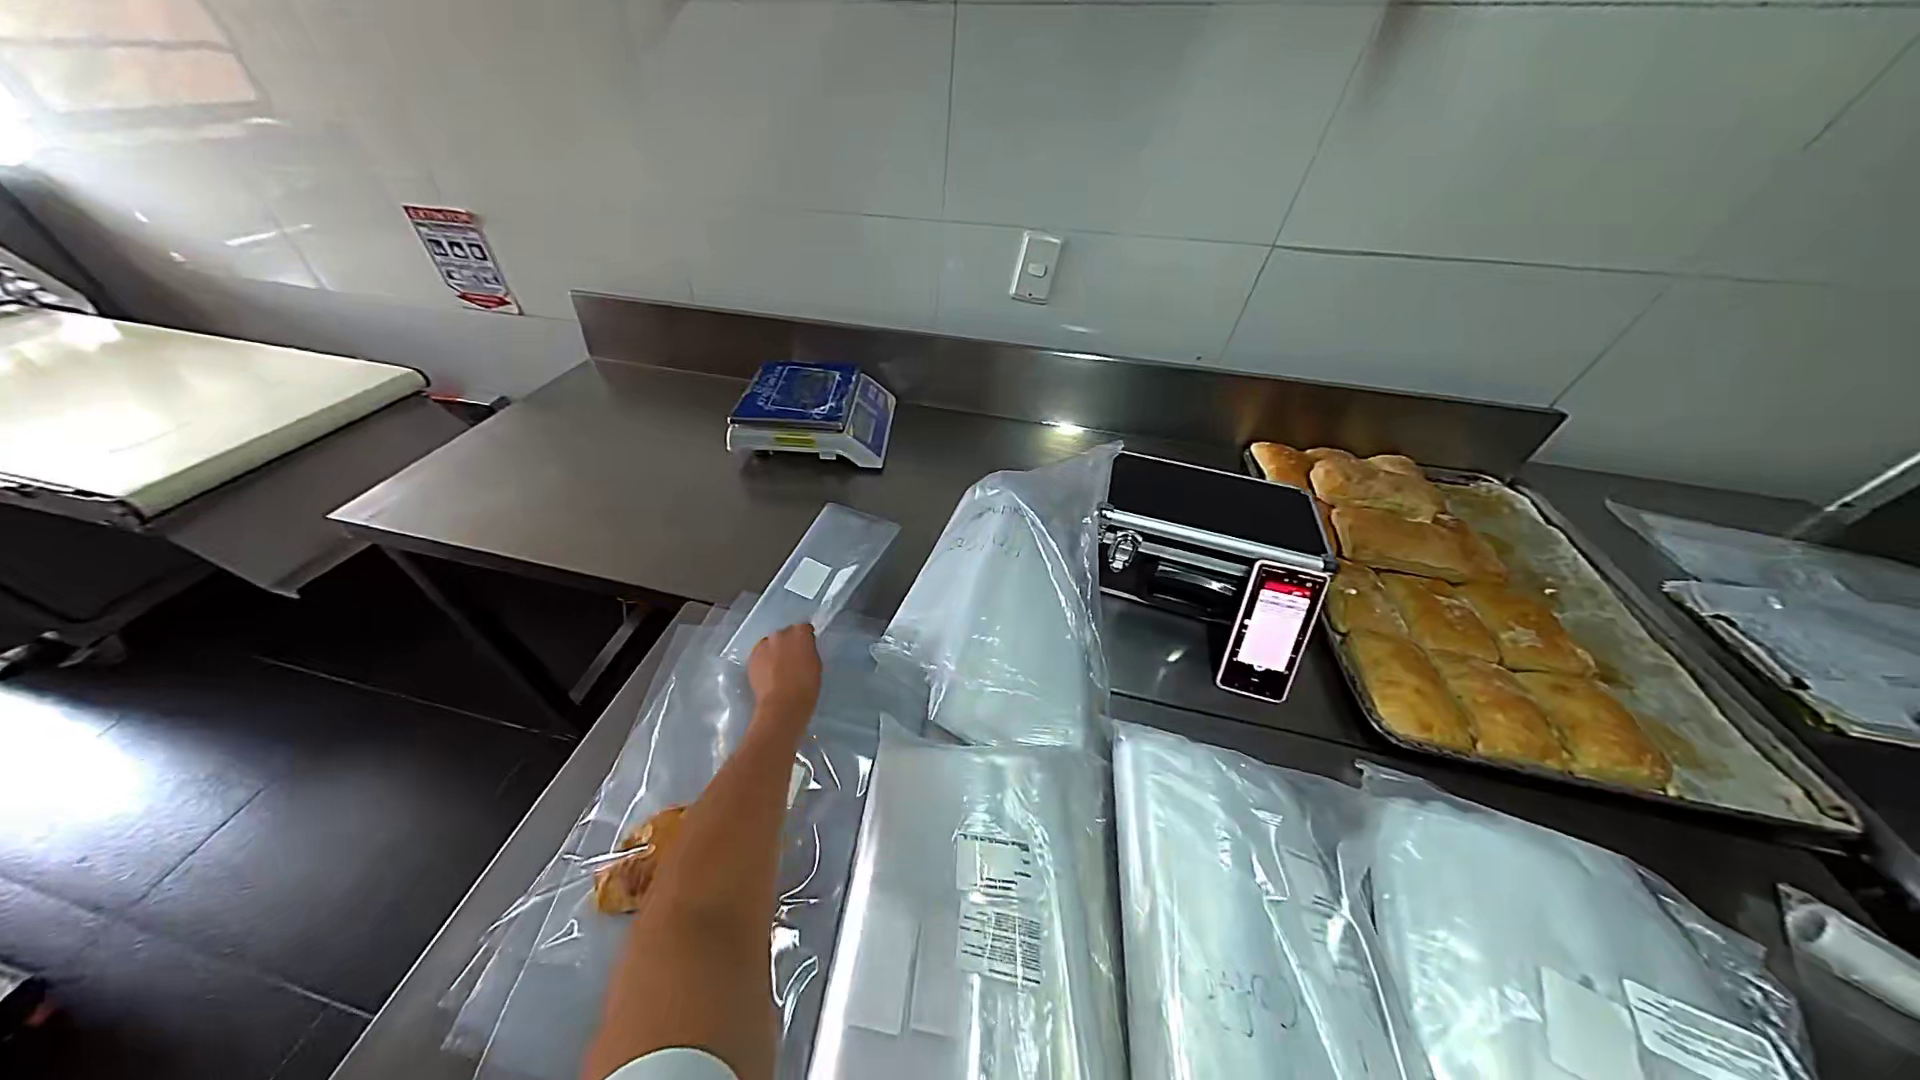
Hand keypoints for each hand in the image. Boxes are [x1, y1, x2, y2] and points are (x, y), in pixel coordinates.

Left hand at [748, 623, 820, 727]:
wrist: (782, 705)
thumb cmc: (806, 686)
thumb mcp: (816, 664)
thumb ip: (808, 651)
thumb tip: (803, 649)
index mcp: (800, 633)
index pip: (804, 629)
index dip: (805, 638)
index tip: (806, 648)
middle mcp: (780, 634)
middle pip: (786, 634)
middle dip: (789, 643)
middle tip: (792, 659)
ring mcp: (763, 645)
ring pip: (771, 644)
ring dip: (775, 651)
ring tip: (778, 667)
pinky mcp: (751, 657)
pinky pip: (760, 654)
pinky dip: (764, 660)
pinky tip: (768, 673)